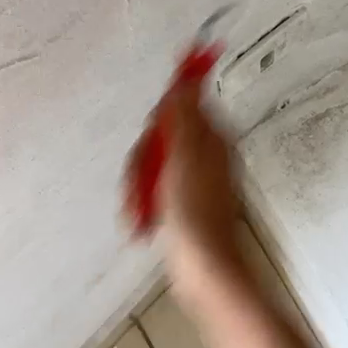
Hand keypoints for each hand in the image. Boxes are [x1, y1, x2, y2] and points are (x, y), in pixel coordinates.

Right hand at [123, 58, 246, 289]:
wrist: (204, 270)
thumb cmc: (196, 213)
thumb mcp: (186, 156)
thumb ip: (184, 115)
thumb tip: (188, 77)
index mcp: (210, 138)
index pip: (182, 104)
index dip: (164, 113)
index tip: (153, 134)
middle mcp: (203, 154)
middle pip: (160, 137)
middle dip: (142, 161)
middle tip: (138, 184)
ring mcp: (192, 179)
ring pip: (152, 165)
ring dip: (138, 188)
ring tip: (137, 213)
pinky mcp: (182, 203)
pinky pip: (154, 190)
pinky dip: (143, 205)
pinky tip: (141, 224)